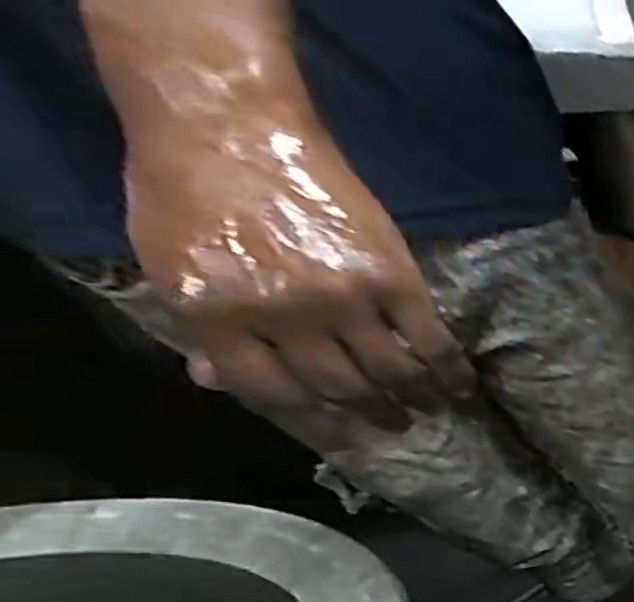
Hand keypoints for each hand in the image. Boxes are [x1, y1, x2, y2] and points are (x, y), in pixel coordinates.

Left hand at [123, 110, 471, 427]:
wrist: (233, 127)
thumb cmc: (190, 192)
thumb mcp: (171, 265)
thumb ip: (202, 327)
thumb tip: (217, 382)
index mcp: (221, 317)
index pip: (277, 396)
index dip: (318, 426)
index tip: (348, 442)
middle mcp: (286, 317)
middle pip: (343, 388)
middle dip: (374, 414)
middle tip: (395, 424)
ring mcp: (344, 300)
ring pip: (393, 373)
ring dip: (416, 399)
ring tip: (428, 409)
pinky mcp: (394, 281)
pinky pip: (431, 341)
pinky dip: (451, 371)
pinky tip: (462, 388)